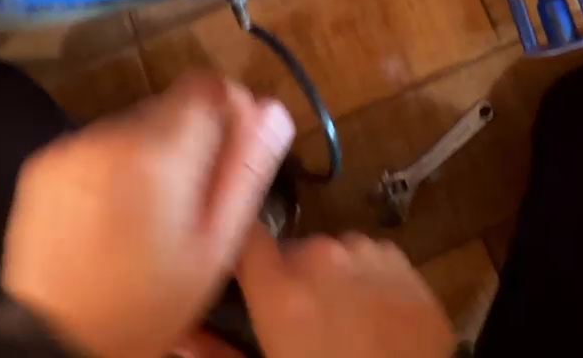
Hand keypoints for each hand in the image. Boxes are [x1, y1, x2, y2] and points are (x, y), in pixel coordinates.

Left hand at [0, 74, 295, 357]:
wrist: (56, 344)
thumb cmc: (149, 301)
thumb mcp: (215, 245)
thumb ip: (247, 168)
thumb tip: (273, 111)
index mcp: (158, 151)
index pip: (209, 84)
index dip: (228, 108)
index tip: (230, 149)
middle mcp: (111, 133)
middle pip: (172, 103)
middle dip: (189, 136)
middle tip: (190, 196)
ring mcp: (73, 145)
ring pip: (137, 122)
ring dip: (152, 150)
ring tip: (148, 210)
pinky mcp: (45, 161)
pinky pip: (100, 142)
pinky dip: (114, 163)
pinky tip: (113, 210)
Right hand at [232, 228, 455, 357]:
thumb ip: (216, 353)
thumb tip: (177, 333)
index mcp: (283, 289)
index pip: (246, 235)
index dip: (239, 247)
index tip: (236, 265)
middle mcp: (323, 257)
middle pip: (293, 251)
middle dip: (291, 279)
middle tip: (297, 325)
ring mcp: (368, 254)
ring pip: (334, 254)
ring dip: (331, 279)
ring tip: (340, 326)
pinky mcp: (405, 263)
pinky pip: (372, 259)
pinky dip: (368, 281)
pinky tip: (374, 319)